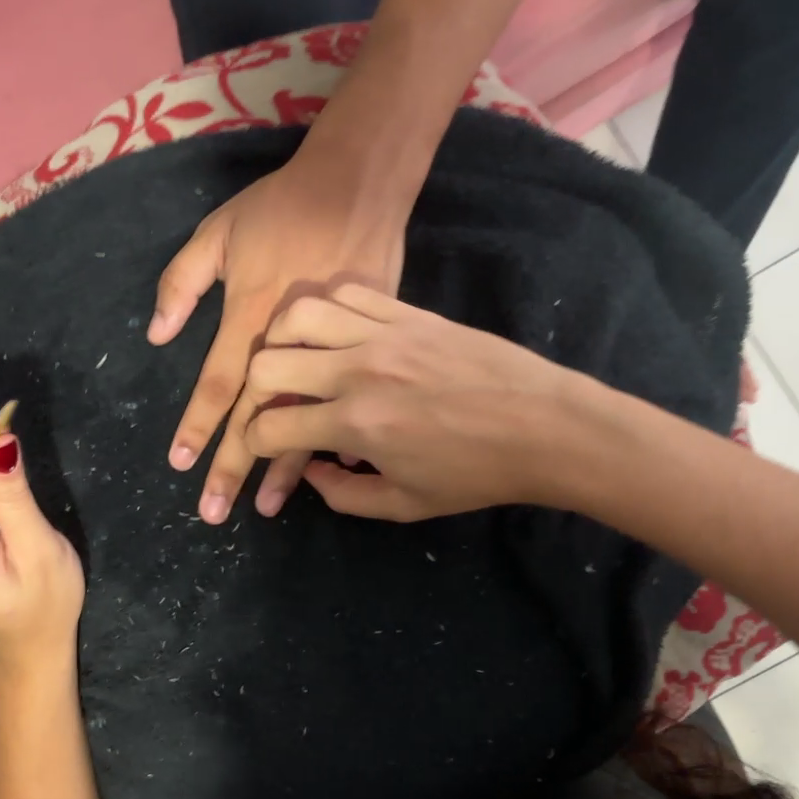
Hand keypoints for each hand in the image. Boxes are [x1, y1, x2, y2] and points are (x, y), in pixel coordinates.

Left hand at [149, 154, 406, 524]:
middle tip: (214, 512)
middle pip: (256, 417)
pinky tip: (334, 468)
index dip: (197, 427)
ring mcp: (331, 348)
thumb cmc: (281, 206)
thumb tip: (157, 336)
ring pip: (302, 419)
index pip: (217, 386)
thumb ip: (181, 283)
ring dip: (282, 467)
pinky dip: (339, 434)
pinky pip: (347, 400)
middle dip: (233, 466)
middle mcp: (287, 344)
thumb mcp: (218, 231)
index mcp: (249, 317)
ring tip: (267, 507)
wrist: (358, 183)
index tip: (180, 464)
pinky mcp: (364, 345)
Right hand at [237, 285, 595, 520]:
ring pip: (299, 315)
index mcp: (357, 425)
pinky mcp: (409, 312)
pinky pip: (347, 293)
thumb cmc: (475, 475)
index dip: (253, 442)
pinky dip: (327, 311)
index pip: (271, 428)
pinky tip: (335, 333)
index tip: (262, 445)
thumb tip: (309, 472)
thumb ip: (343, 494)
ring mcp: (384, 334)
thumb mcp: (405, 505)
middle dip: (256, 392)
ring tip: (292, 359)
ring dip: (282, 341)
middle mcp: (358, 372)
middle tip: (273, 404)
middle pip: (267, 365)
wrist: (545, 427)